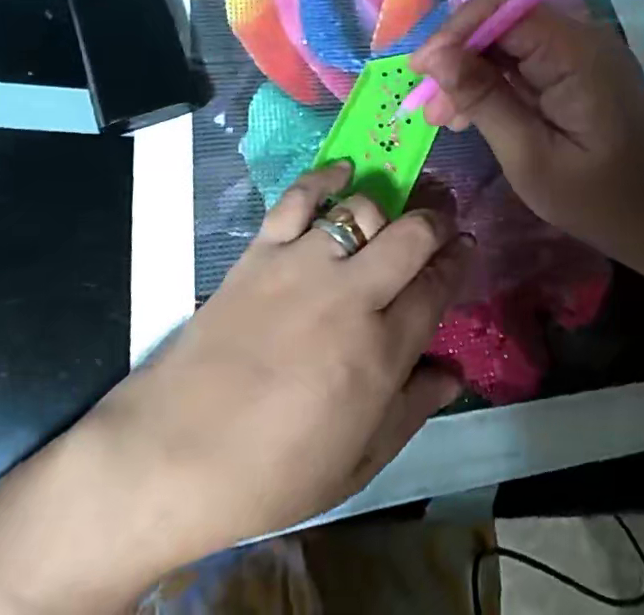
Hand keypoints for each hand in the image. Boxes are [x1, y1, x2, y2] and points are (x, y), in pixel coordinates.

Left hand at [77, 162, 470, 565]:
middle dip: (435, 220)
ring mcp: (300, 267)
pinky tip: (342, 171)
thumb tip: (453, 372)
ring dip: (386, 201)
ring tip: (393, 202)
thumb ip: (411, 409)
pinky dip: (324, 179)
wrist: (177, 450)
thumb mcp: (358, 461)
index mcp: (382, 351)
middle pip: (410, 236)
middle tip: (439, 217)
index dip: (458, 262)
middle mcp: (349, 296)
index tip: (466, 245)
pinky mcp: (258, 254)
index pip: (437, 288)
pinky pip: (297, 200)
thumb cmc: (273, 472)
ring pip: (360, 210)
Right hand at [408, 0, 643, 262]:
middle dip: (457, 56)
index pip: (503, 7)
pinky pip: (521, 62)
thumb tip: (434, 56)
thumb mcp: (529, 156)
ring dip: (468, 73)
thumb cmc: (600, 200)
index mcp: (577, 53)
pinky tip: (470, 116)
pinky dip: (490, 84)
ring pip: (505, 42)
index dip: (454, 31)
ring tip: (444, 118)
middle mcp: (582, 39)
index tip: (420, 71)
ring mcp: (580, 55)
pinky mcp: (575, 73)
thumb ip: (483, 99)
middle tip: (428, 106)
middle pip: (501, 21)